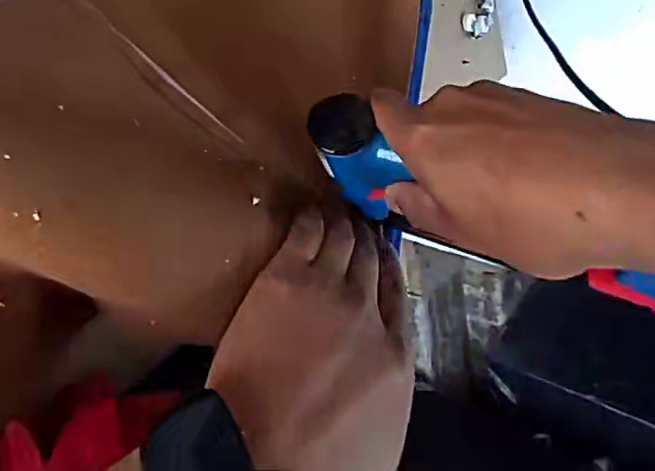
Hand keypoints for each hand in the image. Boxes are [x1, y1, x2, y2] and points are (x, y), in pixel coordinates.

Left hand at [206, 209, 413, 470]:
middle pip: (370, 257)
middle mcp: (365, 311)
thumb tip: (387, 354)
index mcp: (394, 350)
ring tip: (336, 207)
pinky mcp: (286, 276)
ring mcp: (326, 289)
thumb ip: (391, 377)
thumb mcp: (382, 428)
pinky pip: (305, 231)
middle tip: (357, 219)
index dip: (388, 261)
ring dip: (340, 219)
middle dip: (365, 235)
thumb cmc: (318, 458)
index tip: (381, 248)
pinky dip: (311, 216)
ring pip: (342, 237)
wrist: (258, 453)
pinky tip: (309, 210)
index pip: (396, 288)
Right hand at [373, 81, 654, 277]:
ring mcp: (496, 95)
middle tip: (462, 193)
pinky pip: (504, 116)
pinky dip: (511, 139)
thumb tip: (399, 191)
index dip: (380, 130)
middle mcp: (453, 104)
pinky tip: (543, 175)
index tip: (393, 160)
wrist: (622, 185)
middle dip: (436, 149)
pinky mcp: (532, 96)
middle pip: (427, 118)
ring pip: (468, 117)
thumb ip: (424, 208)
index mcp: (424, 136)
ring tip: (514, 190)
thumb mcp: (470, 234)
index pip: (380, 107)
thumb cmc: (535, 219)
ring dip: (476, 145)